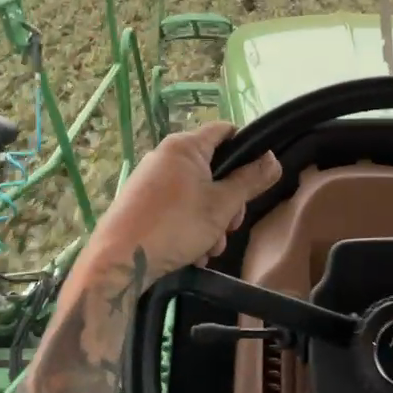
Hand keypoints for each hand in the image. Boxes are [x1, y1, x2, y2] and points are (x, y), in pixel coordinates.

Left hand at [86, 122, 282, 280]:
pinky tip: (192, 254)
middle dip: (228, 200)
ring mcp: (149, 180)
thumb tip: (273, 159)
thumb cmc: (175, 225)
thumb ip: (250, 180)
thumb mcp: (223, 205)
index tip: (258, 176)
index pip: (225, 130)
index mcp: (185, 146)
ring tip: (209, 249)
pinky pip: (176, 207)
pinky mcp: (140, 203)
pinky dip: (189, 227)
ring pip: (196, 193)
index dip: (247, 148)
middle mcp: (165, 156)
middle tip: (231, 226)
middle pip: (213, 168)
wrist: (119, 261)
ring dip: (211, 221)